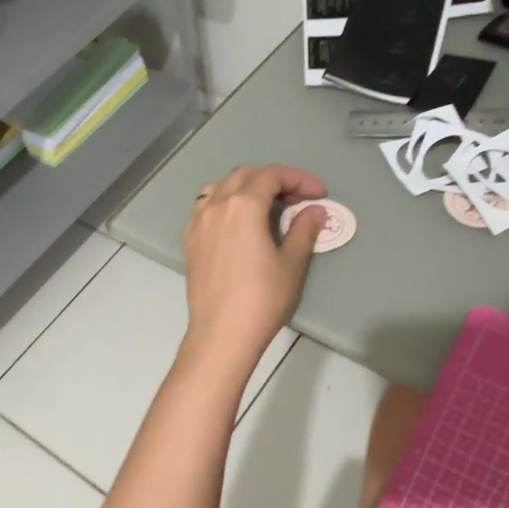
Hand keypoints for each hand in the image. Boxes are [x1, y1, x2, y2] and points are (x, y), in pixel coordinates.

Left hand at [182, 164, 326, 363]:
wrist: (221, 333)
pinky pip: (206, 206)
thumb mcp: (292, 264)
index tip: (318, 194)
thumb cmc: (262, 298)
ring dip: (246, 187)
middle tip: (297, 200)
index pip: (272, 175)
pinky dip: (225, 202)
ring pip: (220, 186)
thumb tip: (314, 211)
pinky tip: (239, 223)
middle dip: (273, 180)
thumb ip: (303, 230)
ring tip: (267, 207)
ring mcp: (198, 222)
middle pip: (245, 175)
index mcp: (243, 205)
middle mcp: (216, 205)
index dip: (299, 178)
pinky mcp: (189, 240)